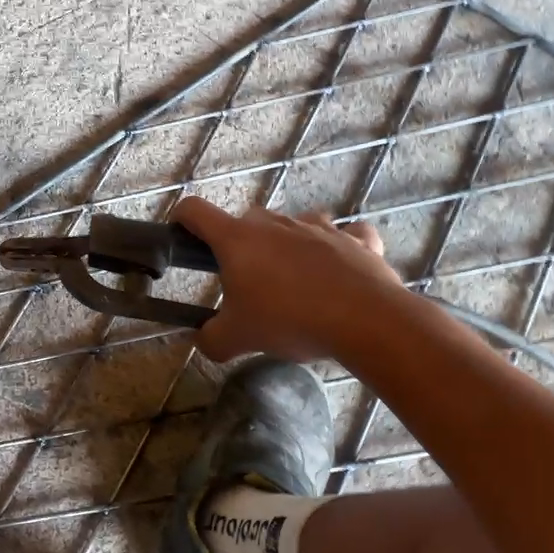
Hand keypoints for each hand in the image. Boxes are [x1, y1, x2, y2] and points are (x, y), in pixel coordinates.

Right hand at [171, 196, 403, 362]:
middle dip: (241, 241)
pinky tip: (342, 262)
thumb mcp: (240, 337)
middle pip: (245, 218)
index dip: (182, 218)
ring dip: (289, 239)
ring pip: (295, 221)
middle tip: (245, 276)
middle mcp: (273, 224)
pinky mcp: (358, 242)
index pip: (194, 210)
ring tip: (294, 271)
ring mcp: (318, 229)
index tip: (182, 235)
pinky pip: (348, 234)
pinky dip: (343, 243)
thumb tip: (202, 342)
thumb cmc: (291, 320)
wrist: (371, 324)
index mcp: (236, 239)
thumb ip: (212, 339)